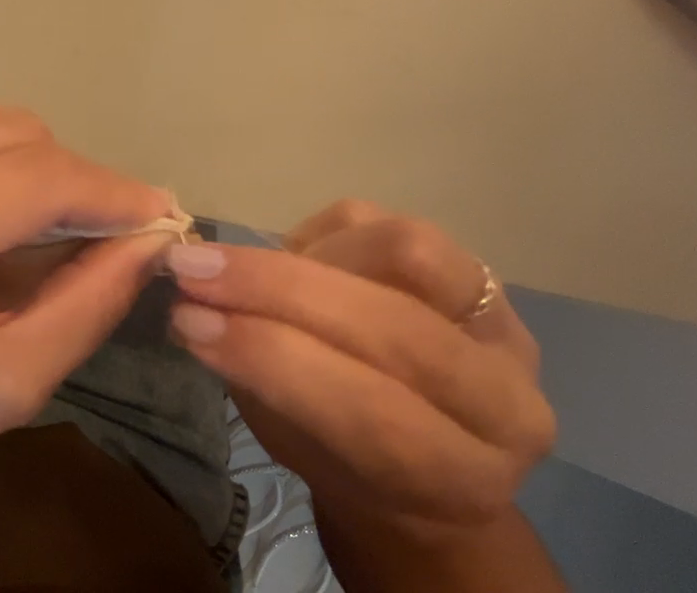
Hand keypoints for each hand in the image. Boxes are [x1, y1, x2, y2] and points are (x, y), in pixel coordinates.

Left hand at [0, 99, 176, 509]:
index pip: (37, 179)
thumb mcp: (11, 380)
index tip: (164, 219)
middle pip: (18, 136)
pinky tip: (7, 204)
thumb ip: (89, 301)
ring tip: (59, 223)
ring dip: (40, 161)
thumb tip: (152, 236)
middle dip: (78, 180)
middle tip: (110, 236)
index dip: (111, 193)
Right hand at [168, 200, 555, 542]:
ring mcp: (503, 322)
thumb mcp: (292, 443)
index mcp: (462, 473)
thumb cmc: (336, 458)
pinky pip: (386, 225)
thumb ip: (254, 378)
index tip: (188, 320)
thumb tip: (191, 309)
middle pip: (393, 324)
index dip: (272, 357)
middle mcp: (508, 400)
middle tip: (190, 267)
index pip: (372, 410)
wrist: (412, 457)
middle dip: (275, 287)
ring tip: (243, 267)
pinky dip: (318, 233)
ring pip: (408, 253)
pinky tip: (289, 258)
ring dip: (303, 253)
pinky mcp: (472, 267)